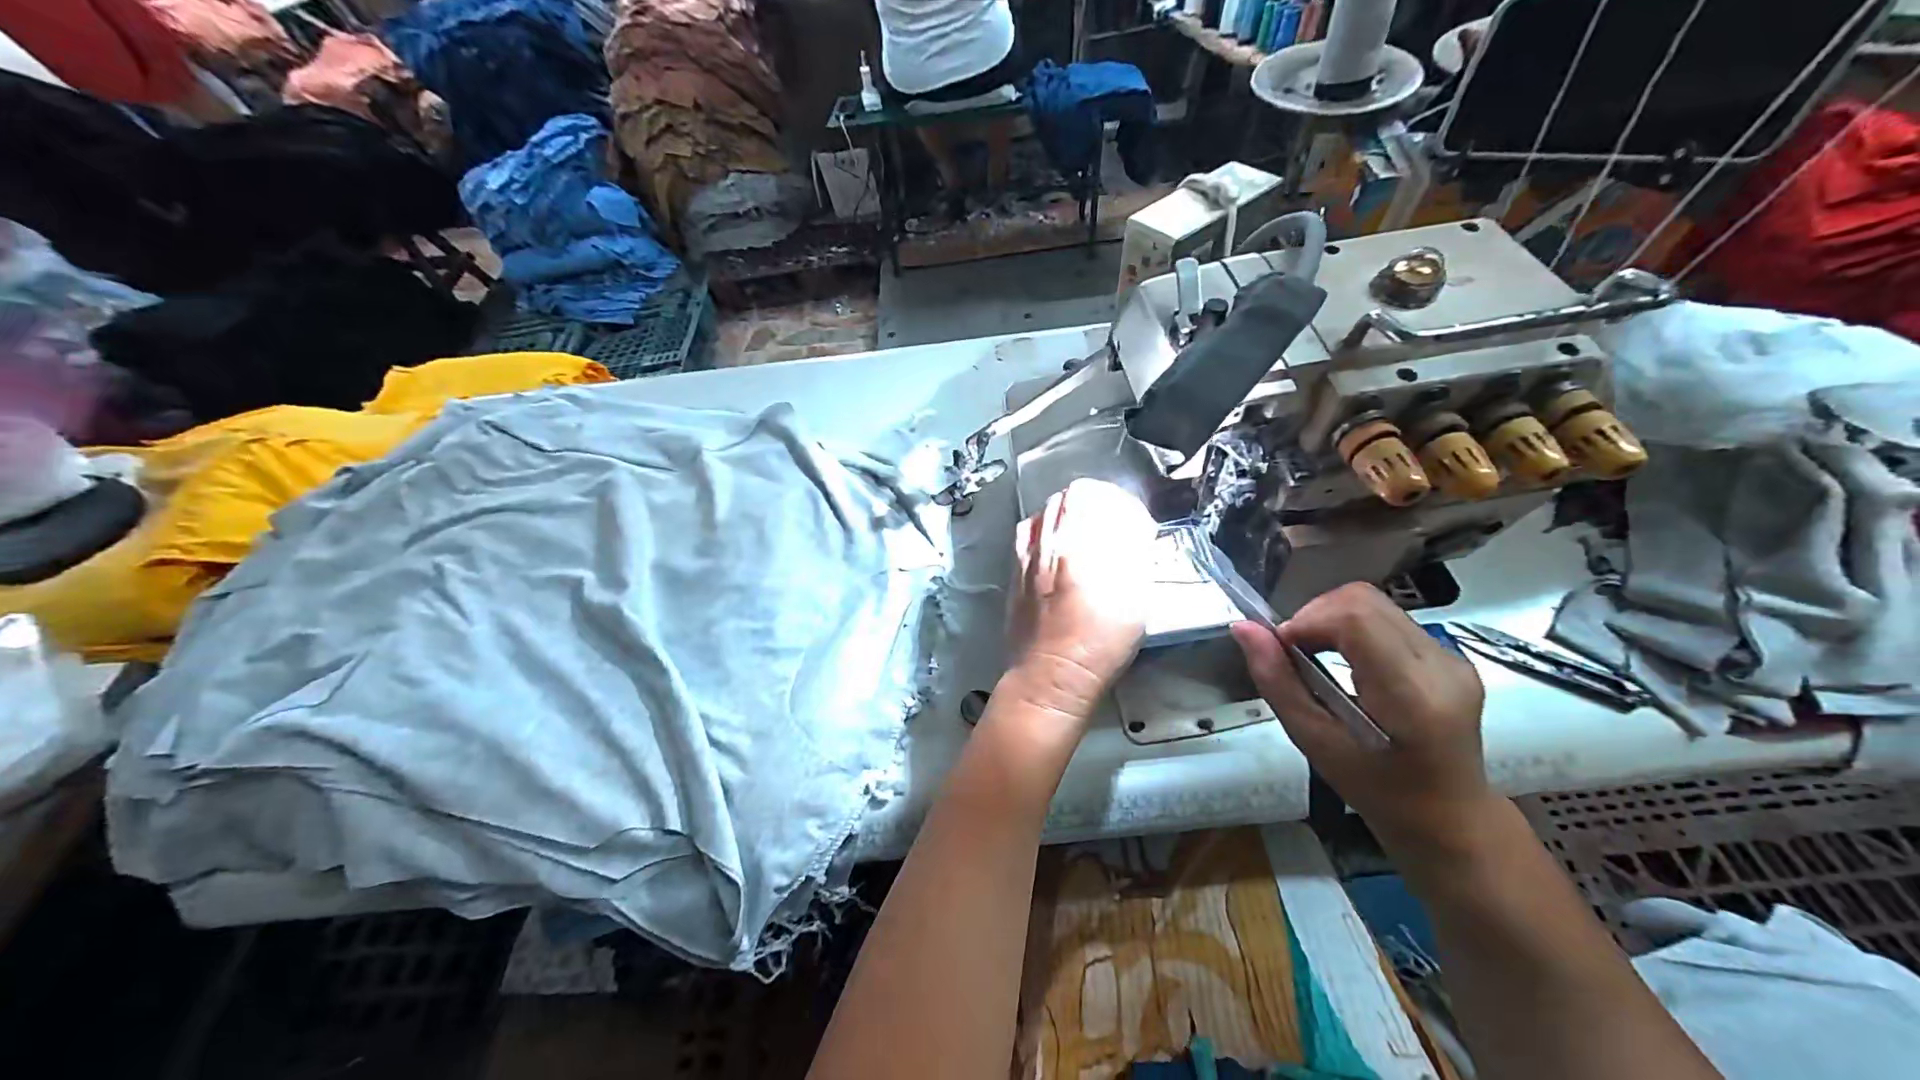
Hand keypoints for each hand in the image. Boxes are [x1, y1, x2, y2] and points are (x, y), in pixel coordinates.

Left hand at [1002, 478, 1156, 725]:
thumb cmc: (1099, 646)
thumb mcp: (1135, 602)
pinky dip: (1041, 528)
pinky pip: (1026, 535)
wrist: (1050, 677)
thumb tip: (1131, 537)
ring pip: (1044, 512)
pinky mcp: (1013, 573)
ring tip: (1079, 524)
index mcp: (1082, 546)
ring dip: (1065, 510)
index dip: (1117, 499)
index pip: (1096, 495)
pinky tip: (1051, 542)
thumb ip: (1133, 561)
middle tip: (1109, 515)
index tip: (1130, 514)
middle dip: (1092, 499)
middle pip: (1068, 498)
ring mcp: (1028, 557)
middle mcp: (1050, 544)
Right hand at [1231, 582, 1492, 850]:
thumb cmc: (1376, 791)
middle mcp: (1441, 666)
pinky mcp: (1450, 656)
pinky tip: (1344, 663)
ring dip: (1332, 621)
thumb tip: (1243, 628)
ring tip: (1316, 659)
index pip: (1356, 618)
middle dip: (1315, 617)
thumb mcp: (1315, 742)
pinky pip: (1389, 619)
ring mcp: (1451, 658)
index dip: (1308, 621)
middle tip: (1294, 654)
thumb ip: (1277, 681)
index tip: (1283, 649)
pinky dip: (1353, 630)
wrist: (1447, 818)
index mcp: (1411, 695)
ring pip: (1375, 604)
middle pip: (1364, 601)